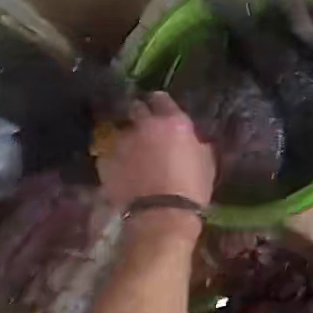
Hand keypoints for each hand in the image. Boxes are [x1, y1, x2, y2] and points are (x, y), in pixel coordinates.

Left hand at [98, 92, 214, 210]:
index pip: (161, 99)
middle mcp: (144, 125)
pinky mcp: (104, 159)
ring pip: (121, 131)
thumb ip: (197, 143)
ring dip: (128, 137)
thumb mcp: (207, 161)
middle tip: (148, 128)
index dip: (161, 104)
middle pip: (136, 109)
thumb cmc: (193, 187)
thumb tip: (194, 139)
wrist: (162, 213)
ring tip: (134, 152)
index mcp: (173, 122)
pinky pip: (109, 152)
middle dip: (141, 115)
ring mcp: (121, 141)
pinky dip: (116, 157)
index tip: (163, 111)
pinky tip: (123, 169)